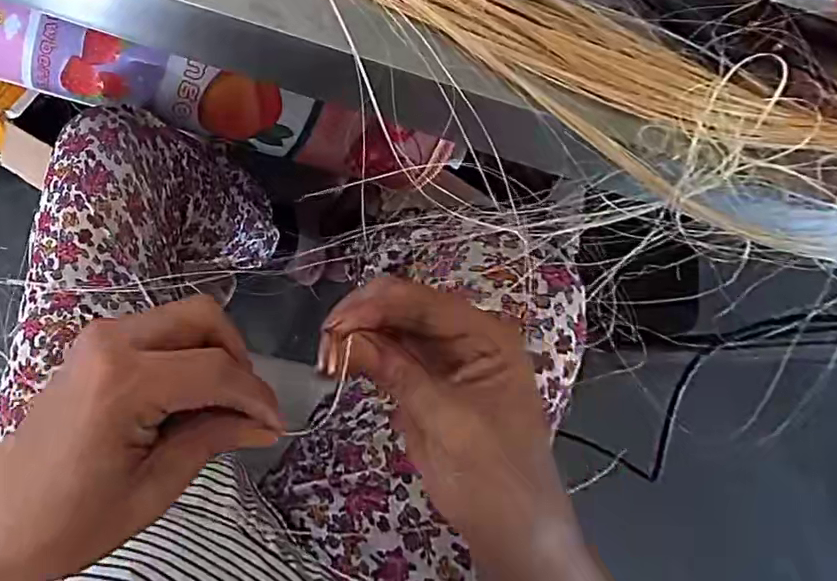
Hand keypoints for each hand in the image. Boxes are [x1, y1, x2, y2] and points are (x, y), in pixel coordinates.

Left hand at [0, 296, 283, 579]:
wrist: (12, 506)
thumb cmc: (77, 512)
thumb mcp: (154, 486)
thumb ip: (210, 438)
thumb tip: (263, 421)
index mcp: (123, 379)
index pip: (213, 367)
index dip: (255, 393)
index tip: (278, 423)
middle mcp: (111, 339)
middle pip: (198, 314)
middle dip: (236, 354)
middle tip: (251, 406)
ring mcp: (99, 333)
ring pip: (178, 316)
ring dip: (210, 350)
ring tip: (224, 405)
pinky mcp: (95, 339)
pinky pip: (155, 329)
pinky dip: (183, 351)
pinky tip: (190, 395)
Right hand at [320, 277, 607, 580]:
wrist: (511, 535)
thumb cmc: (497, 479)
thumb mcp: (449, 424)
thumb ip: (399, 374)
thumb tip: (345, 338)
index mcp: (485, 337)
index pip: (419, 300)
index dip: (374, 305)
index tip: (336, 326)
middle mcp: (461, 335)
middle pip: (396, 303)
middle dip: (357, 317)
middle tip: (326, 343)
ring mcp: (437, 353)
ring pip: (380, 322)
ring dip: (350, 333)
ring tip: (327, 358)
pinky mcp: (416, 372)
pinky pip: (378, 346)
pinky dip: (354, 350)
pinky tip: (337, 363)